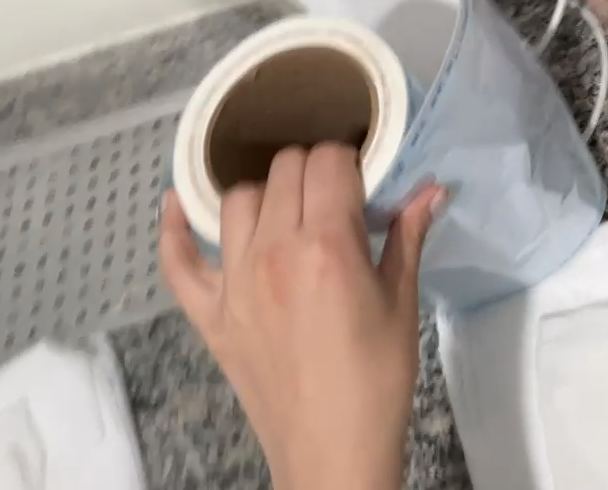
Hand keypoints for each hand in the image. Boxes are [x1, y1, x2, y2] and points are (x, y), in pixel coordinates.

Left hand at [160, 145, 444, 489]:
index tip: (363, 174)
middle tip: (336, 193)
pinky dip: (173, 229)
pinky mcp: (210, 314)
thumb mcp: (402, 297)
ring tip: (290, 209)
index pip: (329, 161)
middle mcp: (274, 252)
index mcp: (327, 245)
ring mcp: (234, 282)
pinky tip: (177, 204)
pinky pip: (177, 262)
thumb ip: (410, 232)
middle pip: (284, 168)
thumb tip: (434, 186)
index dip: (350, 157)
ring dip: (267, 191)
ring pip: (237, 198)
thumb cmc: (379, 373)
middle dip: (314, 167)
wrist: (333, 450)